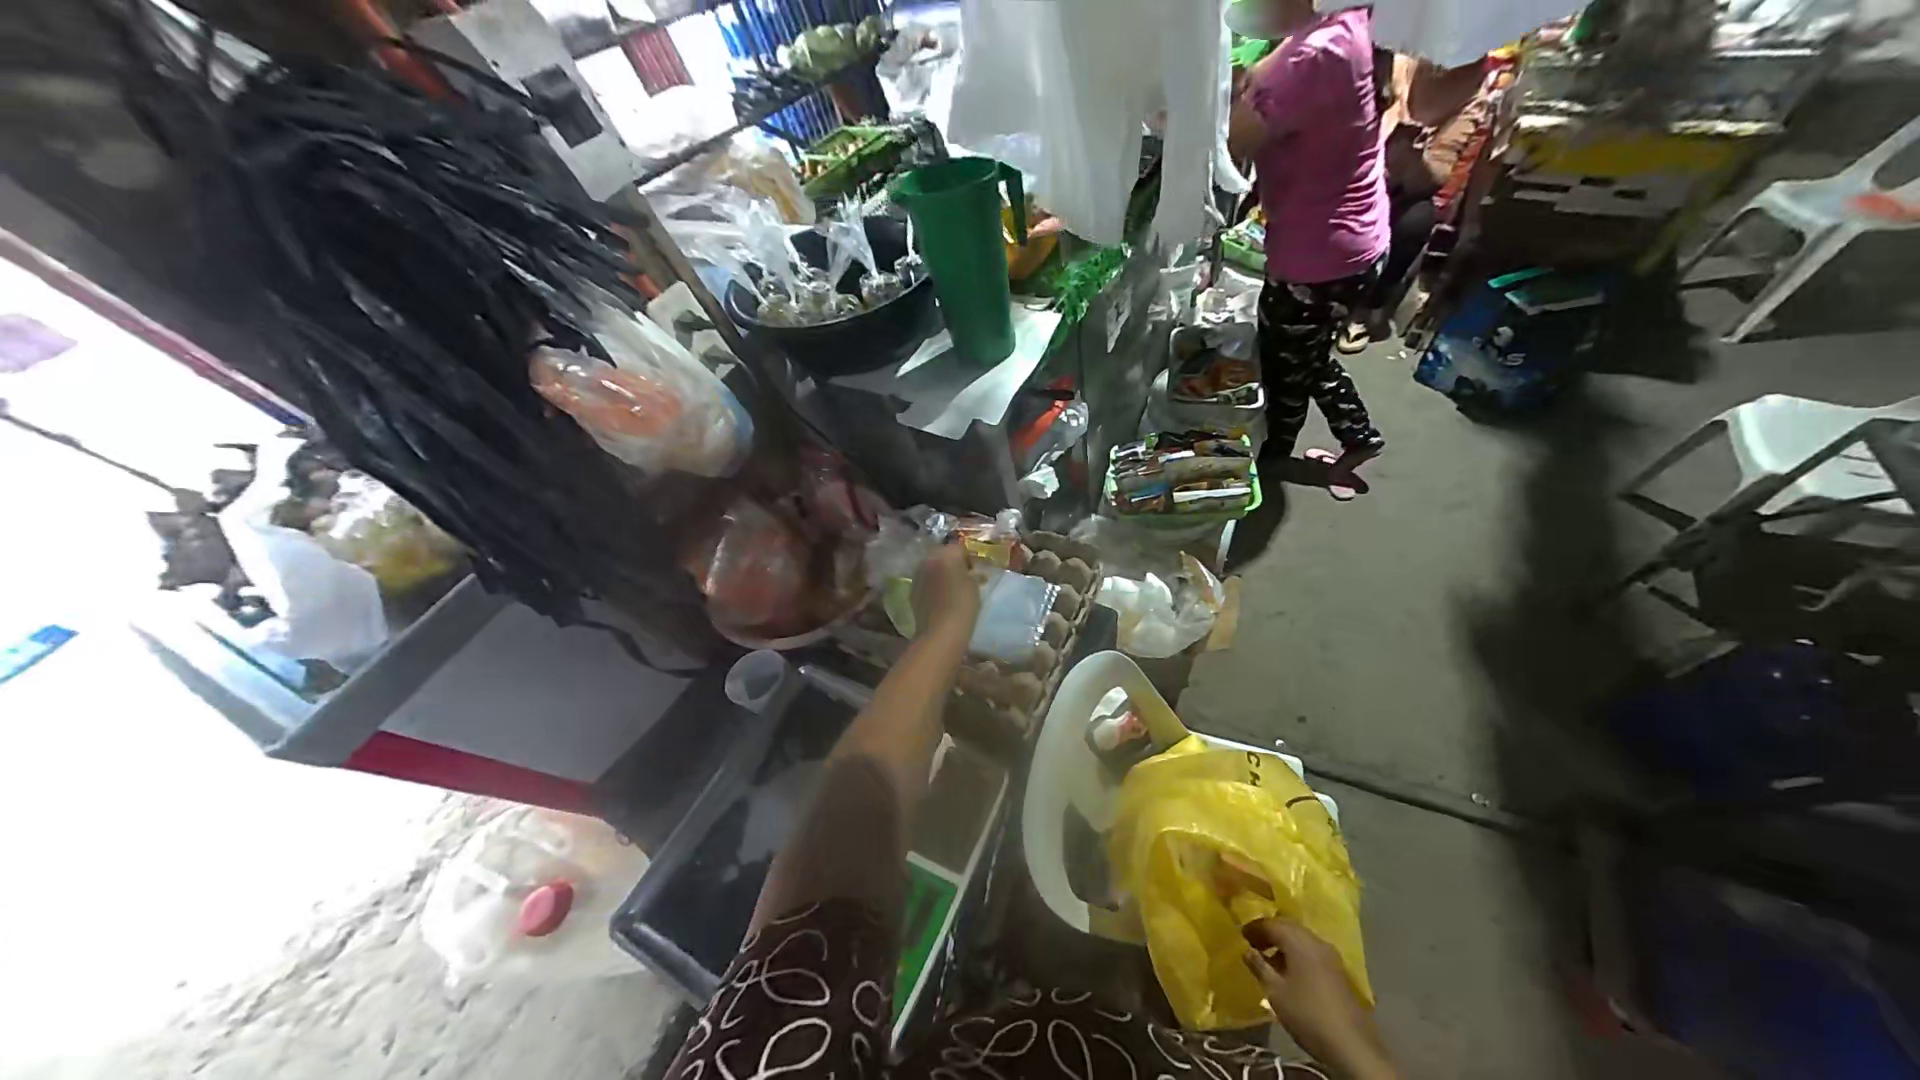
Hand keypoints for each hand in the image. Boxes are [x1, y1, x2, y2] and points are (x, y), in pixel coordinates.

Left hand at [911, 542, 978, 641]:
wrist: (940, 631)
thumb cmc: (963, 605)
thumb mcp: (974, 585)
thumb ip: (971, 572)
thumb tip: (968, 570)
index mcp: (946, 554)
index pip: (959, 548)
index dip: (969, 558)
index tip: (975, 571)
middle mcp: (928, 559)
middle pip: (942, 554)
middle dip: (951, 562)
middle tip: (963, 577)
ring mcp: (917, 574)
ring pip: (931, 567)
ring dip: (939, 572)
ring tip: (950, 588)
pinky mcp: (912, 589)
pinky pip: (924, 581)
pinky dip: (931, 585)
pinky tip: (939, 598)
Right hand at [1243, 919, 1396, 1079]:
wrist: (1352, 1046)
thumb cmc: (1307, 1014)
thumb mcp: (1275, 992)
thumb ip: (1259, 966)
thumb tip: (1247, 950)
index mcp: (1299, 941)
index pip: (1271, 924)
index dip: (1254, 928)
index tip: (1241, 936)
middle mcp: (1316, 942)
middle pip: (1288, 928)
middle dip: (1270, 933)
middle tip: (1254, 944)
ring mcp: (1331, 957)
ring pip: (1302, 940)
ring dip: (1284, 945)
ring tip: (1270, 960)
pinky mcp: (1339, 972)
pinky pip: (1312, 952)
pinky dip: (1297, 955)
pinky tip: (1291, 973)